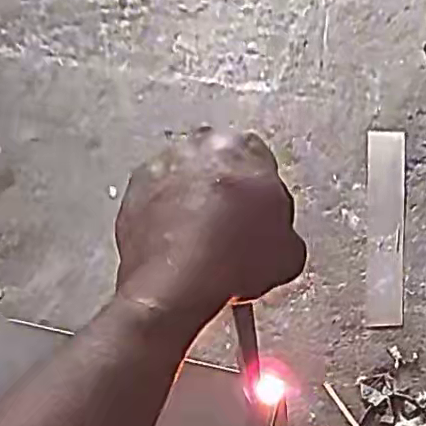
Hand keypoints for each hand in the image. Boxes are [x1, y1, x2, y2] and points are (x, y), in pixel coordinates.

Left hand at [114, 127, 307, 330]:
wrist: (180, 280)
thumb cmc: (235, 259)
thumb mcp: (290, 255)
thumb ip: (287, 233)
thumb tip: (281, 239)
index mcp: (248, 149)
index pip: (264, 167)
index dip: (264, 202)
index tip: (262, 226)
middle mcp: (202, 145)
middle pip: (221, 170)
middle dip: (228, 200)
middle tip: (233, 238)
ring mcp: (163, 164)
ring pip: (187, 185)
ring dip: (196, 210)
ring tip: (205, 253)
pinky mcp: (135, 189)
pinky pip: (158, 204)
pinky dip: (168, 223)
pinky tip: (181, 254)